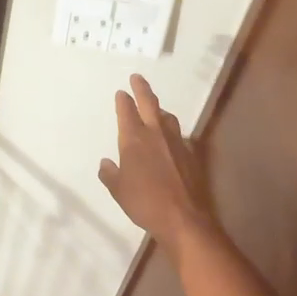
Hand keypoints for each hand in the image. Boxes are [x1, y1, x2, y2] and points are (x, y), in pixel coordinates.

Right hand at [98, 74, 217, 244]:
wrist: (183, 217)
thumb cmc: (144, 202)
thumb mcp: (118, 190)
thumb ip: (110, 174)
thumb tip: (106, 163)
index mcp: (133, 139)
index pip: (126, 111)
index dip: (123, 100)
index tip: (121, 93)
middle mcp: (155, 134)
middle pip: (149, 103)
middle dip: (142, 89)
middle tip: (137, 78)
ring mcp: (176, 142)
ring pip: (167, 117)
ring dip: (159, 109)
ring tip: (155, 108)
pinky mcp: (190, 154)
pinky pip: (178, 135)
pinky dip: (171, 131)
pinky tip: (170, 139)